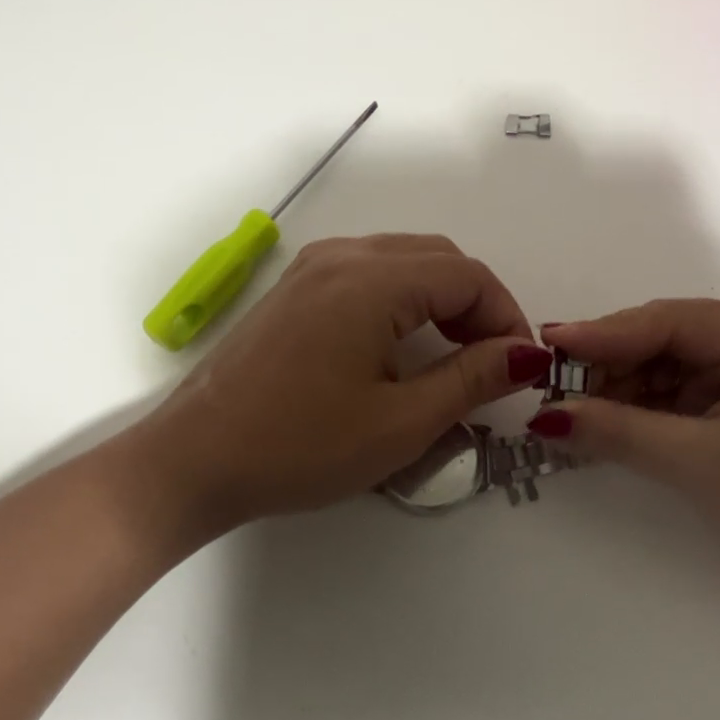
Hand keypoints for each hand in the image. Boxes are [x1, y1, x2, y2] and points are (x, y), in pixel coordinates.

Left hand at [125, 235, 552, 539]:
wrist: (194, 461)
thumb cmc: (300, 447)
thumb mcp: (400, 423)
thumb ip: (471, 380)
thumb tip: (526, 355)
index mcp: (371, 281)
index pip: (468, 274)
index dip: (506, 317)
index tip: (521, 368)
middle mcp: (340, 258)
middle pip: (436, 259)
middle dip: (476, 306)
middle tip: (493, 366)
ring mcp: (309, 271)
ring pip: (400, 265)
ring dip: (440, 303)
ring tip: (454, 361)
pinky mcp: (291, 293)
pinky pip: (365, 279)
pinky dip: (401, 304)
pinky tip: (401, 351)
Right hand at [532, 300, 719, 604]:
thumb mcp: (697, 464)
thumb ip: (620, 433)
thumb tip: (543, 417)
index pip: (677, 322)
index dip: (609, 332)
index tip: (550, 342)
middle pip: (666, 338)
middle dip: (607, 361)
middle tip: (546, 379)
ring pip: (661, 364)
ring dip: (613, 385)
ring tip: (560, 403)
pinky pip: (668, 393)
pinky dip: (631, 407)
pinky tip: (592, 417)